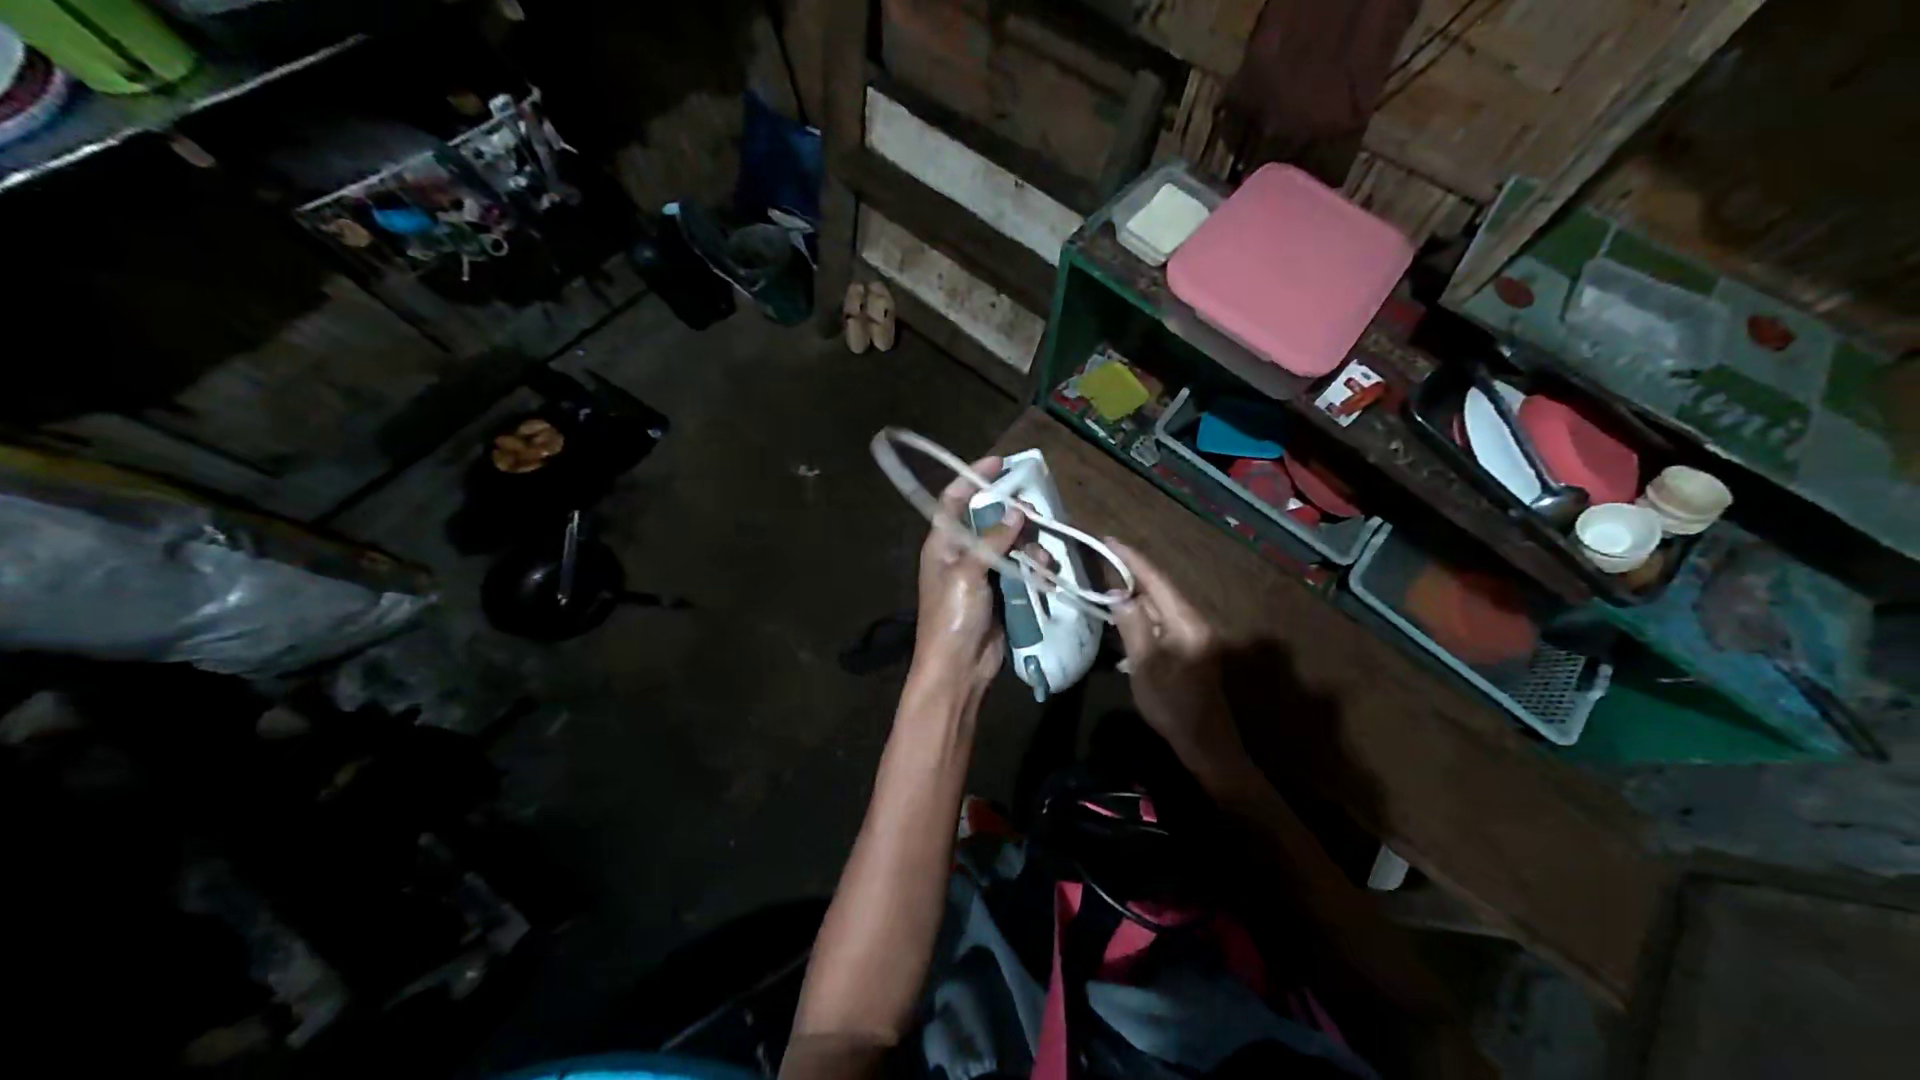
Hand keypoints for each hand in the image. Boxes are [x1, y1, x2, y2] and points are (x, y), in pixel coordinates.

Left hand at [909, 457, 1024, 697]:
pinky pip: (1021, 570)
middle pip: (989, 521)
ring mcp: (983, 575)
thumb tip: (1017, 511)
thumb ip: (993, 540)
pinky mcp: (1001, 594)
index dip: (974, 478)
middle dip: (1014, 516)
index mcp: (942, 544)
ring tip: (1041, 559)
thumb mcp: (969, 573)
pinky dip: (1034, 569)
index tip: (1000, 462)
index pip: (954, 500)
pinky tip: (1046, 575)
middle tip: (1035, 514)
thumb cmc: (953, 617)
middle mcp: (961, 554)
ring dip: (1029, 547)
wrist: (958, 669)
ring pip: (1011, 546)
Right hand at [1109, 541, 1247, 782]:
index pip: (1157, 581)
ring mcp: (1194, 636)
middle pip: (1159, 590)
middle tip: (1100, 560)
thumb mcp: (1146, 666)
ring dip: (1134, 598)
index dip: (1132, 559)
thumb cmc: (1173, 706)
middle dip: (1130, 574)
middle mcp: (1194, 622)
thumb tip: (1119, 595)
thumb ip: (1133, 627)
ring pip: (1160, 607)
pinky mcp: (1190, 649)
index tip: (1109, 540)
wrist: (1205, 744)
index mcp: (1187, 622)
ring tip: (1105, 587)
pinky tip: (1123, 621)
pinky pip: (1162, 623)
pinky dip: (1141, 618)